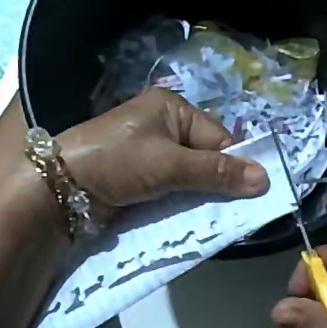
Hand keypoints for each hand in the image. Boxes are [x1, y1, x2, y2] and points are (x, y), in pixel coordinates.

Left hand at [57, 86, 268, 209]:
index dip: (233, 166)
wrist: (60, 188)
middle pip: (207, 159)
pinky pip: (174, 190)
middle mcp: (164, 127)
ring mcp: (152, 154)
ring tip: (210, 217)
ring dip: (200, 198)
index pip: (219, 139)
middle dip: (217, 185)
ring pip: (192, 178)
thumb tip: (265, 179)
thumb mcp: (171, 165)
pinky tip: (188, 218)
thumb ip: (217, 173)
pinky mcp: (141, 178)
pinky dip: (182, 204)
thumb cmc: (118, 161)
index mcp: (173, 109)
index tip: (248, 194)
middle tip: (231, 210)